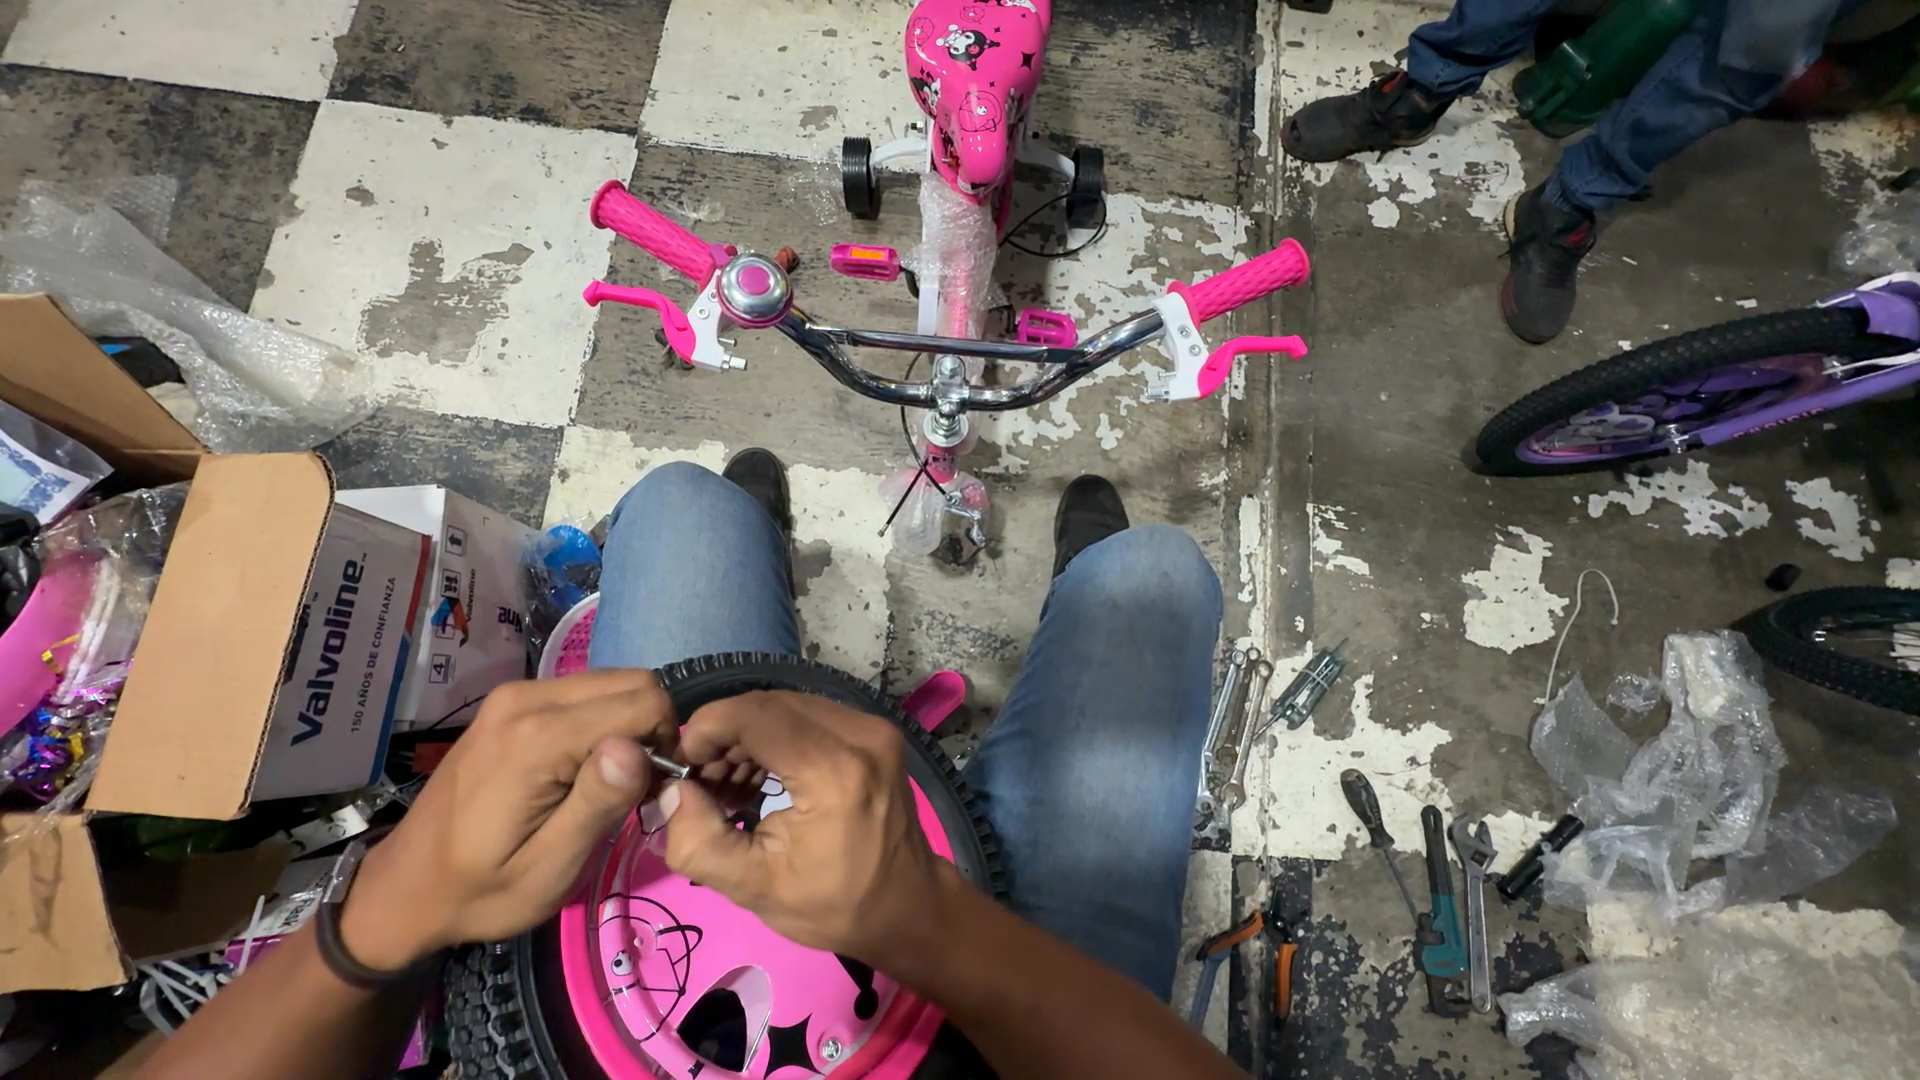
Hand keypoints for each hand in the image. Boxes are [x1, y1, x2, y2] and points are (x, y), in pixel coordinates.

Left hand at [339, 671, 677, 969]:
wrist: (403, 889)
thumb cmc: (481, 890)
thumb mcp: (549, 869)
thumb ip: (597, 804)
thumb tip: (639, 747)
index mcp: (538, 737)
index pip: (645, 703)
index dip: (666, 743)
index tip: (653, 790)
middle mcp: (528, 698)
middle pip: (634, 683)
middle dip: (653, 728)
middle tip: (637, 786)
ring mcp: (517, 693)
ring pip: (615, 682)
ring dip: (631, 724)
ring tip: (612, 779)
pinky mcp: (514, 699)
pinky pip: (588, 691)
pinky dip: (606, 719)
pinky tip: (587, 764)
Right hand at [660, 691, 957, 968]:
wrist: (906, 903)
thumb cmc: (834, 902)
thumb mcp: (755, 887)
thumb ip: (699, 841)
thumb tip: (670, 790)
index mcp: (835, 771)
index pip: (755, 714)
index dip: (709, 728)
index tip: (684, 765)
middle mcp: (859, 734)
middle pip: (770, 704)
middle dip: (725, 734)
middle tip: (701, 781)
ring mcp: (872, 727)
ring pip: (789, 705)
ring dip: (749, 735)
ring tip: (726, 785)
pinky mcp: (874, 731)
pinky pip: (811, 715)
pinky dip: (777, 736)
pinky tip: (758, 776)